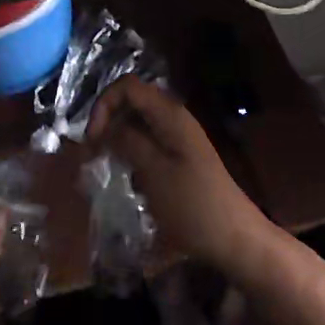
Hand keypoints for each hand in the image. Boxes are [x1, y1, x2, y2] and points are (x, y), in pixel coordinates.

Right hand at [87, 77, 273, 270]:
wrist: (233, 238)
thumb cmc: (192, 204)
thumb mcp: (153, 172)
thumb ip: (127, 141)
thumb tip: (104, 127)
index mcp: (169, 114)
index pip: (128, 87)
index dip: (105, 104)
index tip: (92, 138)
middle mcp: (174, 118)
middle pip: (132, 103)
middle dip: (108, 122)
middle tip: (91, 154)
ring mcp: (178, 137)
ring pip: (138, 124)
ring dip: (118, 140)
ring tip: (103, 167)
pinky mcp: (180, 157)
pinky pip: (148, 143)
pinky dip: (132, 154)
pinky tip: (128, 178)